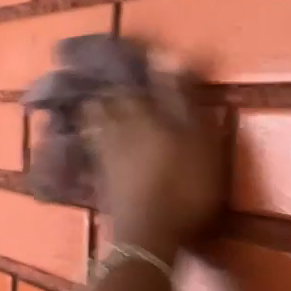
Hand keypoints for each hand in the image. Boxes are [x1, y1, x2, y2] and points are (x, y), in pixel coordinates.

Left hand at [85, 77, 222, 260]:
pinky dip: (95, 143)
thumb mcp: (197, 138)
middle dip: (103, 93)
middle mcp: (116, 130)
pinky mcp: (102, 182)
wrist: (151, 237)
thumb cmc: (183, 185)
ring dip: (94, 116)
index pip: (125, 84)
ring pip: (93, 127)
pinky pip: (94, 152)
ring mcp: (105, 158)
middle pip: (101, 105)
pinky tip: (98, 144)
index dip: (124, 72)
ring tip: (97, 108)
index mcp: (139, 115)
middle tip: (106, 84)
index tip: (125, 61)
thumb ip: (181, 98)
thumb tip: (163, 53)